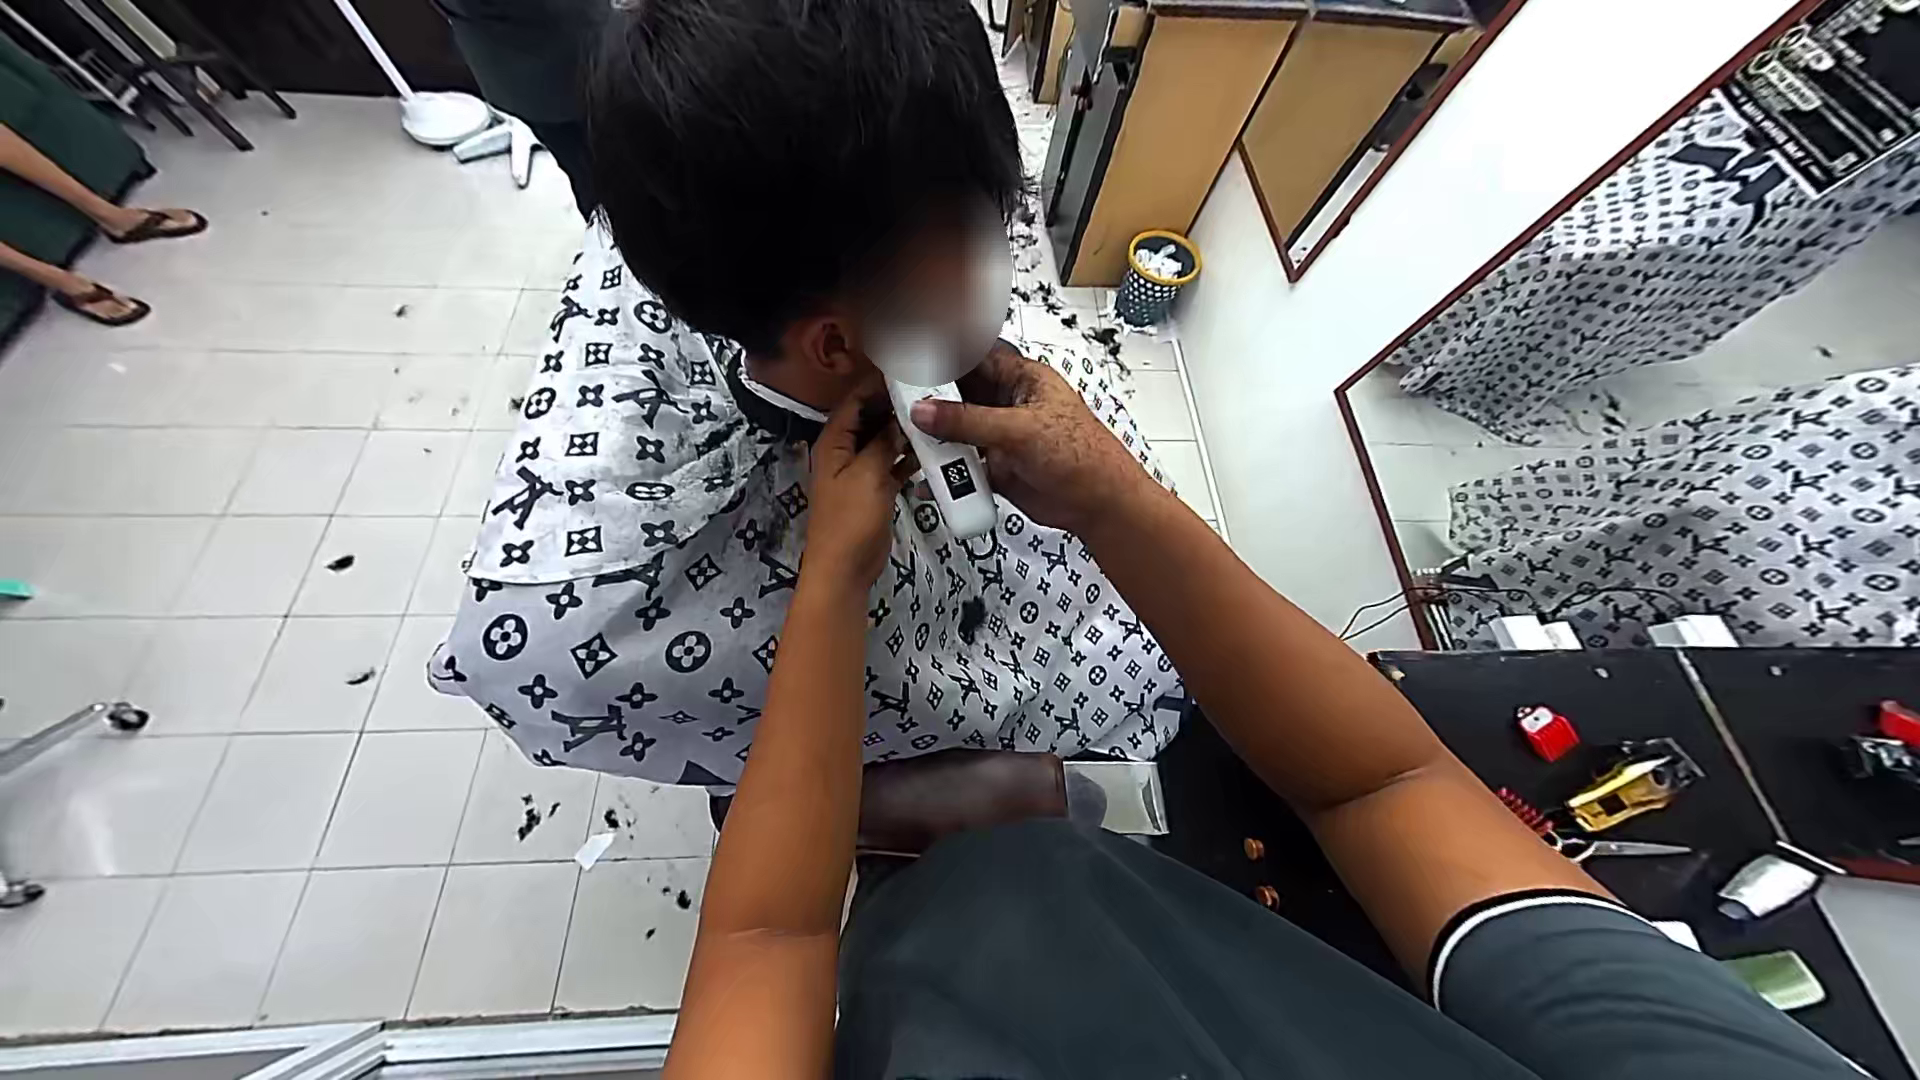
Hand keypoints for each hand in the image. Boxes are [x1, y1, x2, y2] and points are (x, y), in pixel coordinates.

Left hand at [804, 376, 915, 588]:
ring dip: (904, 432)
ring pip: (884, 442)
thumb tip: (900, 418)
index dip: (878, 383)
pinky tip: (931, 452)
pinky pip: (892, 465)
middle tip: (930, 391)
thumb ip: (884, 443)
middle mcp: (845, 451)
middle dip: (896, 405)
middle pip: (870, 418)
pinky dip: (908, 458)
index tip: (910, 370)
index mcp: (834, 441)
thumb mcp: (868, 474)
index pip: (855, 400)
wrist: (845, 569)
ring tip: (935, 417)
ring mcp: (860, 471)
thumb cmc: (851, 520)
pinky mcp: (875, 490)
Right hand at [909, 341, 1150, 534]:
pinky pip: (966, 467)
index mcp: (1024, 380)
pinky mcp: (999, 468)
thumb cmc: (1080, 455)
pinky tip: (929, 478)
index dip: (946, 360)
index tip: (914, 366)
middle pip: (963, 397)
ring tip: (910, 443)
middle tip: (902, 408)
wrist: (1098, 505)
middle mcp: (1011, 405)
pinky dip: (949, 474)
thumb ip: (969, 421)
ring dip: (938, 441)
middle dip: (935, 404)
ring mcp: (1003, 438)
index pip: (977, 359)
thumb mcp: (1019, 430)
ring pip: (961, 433)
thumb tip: (925, 411)